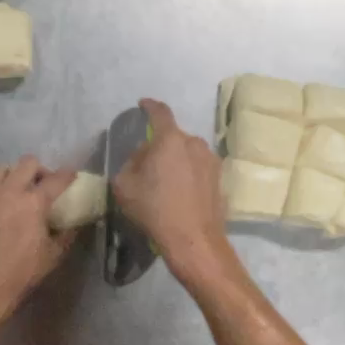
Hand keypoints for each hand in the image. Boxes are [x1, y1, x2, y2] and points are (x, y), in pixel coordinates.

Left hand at [0, 156, 78, 318]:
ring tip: (18, 190)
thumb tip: (75, 224)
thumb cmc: (21, 273)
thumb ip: (66, 234)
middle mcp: (9, 190)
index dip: (67, 175)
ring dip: (15, 175)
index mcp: (33, 202)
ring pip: (2, 169)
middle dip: (40, 170)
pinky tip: (0, 204)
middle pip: (28, 163)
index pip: (56, 179)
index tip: (71, 175)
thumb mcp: (53, 255)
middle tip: (43, 185)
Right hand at [112, 99, 235, 280]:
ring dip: (175, 160)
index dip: (149, 106)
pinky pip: (198, 169)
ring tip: (164, 182)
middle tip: (146, 163)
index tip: (143, 105)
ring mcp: (211, 161)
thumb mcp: (125, 185)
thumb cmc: (155, 209)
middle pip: (173, 136)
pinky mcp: (220, 179)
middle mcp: (195, 143)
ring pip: (187, 153)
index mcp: (170, 139)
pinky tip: (179, 194)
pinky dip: (188, 175)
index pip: (160, 112)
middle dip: (159, 145)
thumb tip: (141, 158)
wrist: (193, 239)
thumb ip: (130, 163)